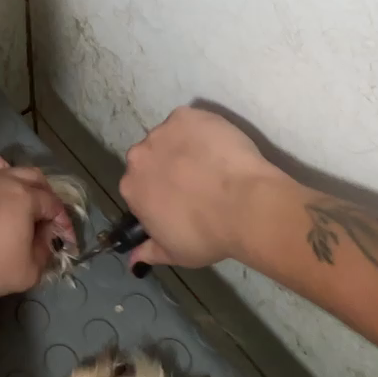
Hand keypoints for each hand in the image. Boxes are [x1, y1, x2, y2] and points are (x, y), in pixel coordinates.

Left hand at [0, 154, 76, 296]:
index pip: (52, 204)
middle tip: (46, 212)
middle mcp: (0, 180)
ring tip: (11, 189)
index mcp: (25, 197)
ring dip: (8, 172)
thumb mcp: (28, 271)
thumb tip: (44, 242)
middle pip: (29, 174)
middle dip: (44, 191)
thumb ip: (42, 255)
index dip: (63, 222)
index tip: (66, 241)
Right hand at [119, 108, 291, 268]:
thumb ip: (150, 252)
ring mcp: (162, 132)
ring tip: (214, 167)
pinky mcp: (186, 115)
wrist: (245, 205)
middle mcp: (138, 155)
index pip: (139, 187)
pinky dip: (202, 131)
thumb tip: (132, 261)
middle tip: (197, 185)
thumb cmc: (208, 234)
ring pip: (170, 138)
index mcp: (131, 187)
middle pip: (151, 158)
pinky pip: (190, 121)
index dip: (159, 194)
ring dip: (185, 149)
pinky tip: (220, 148)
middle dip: (168, 168)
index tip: (179, 203)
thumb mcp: (176, 253)